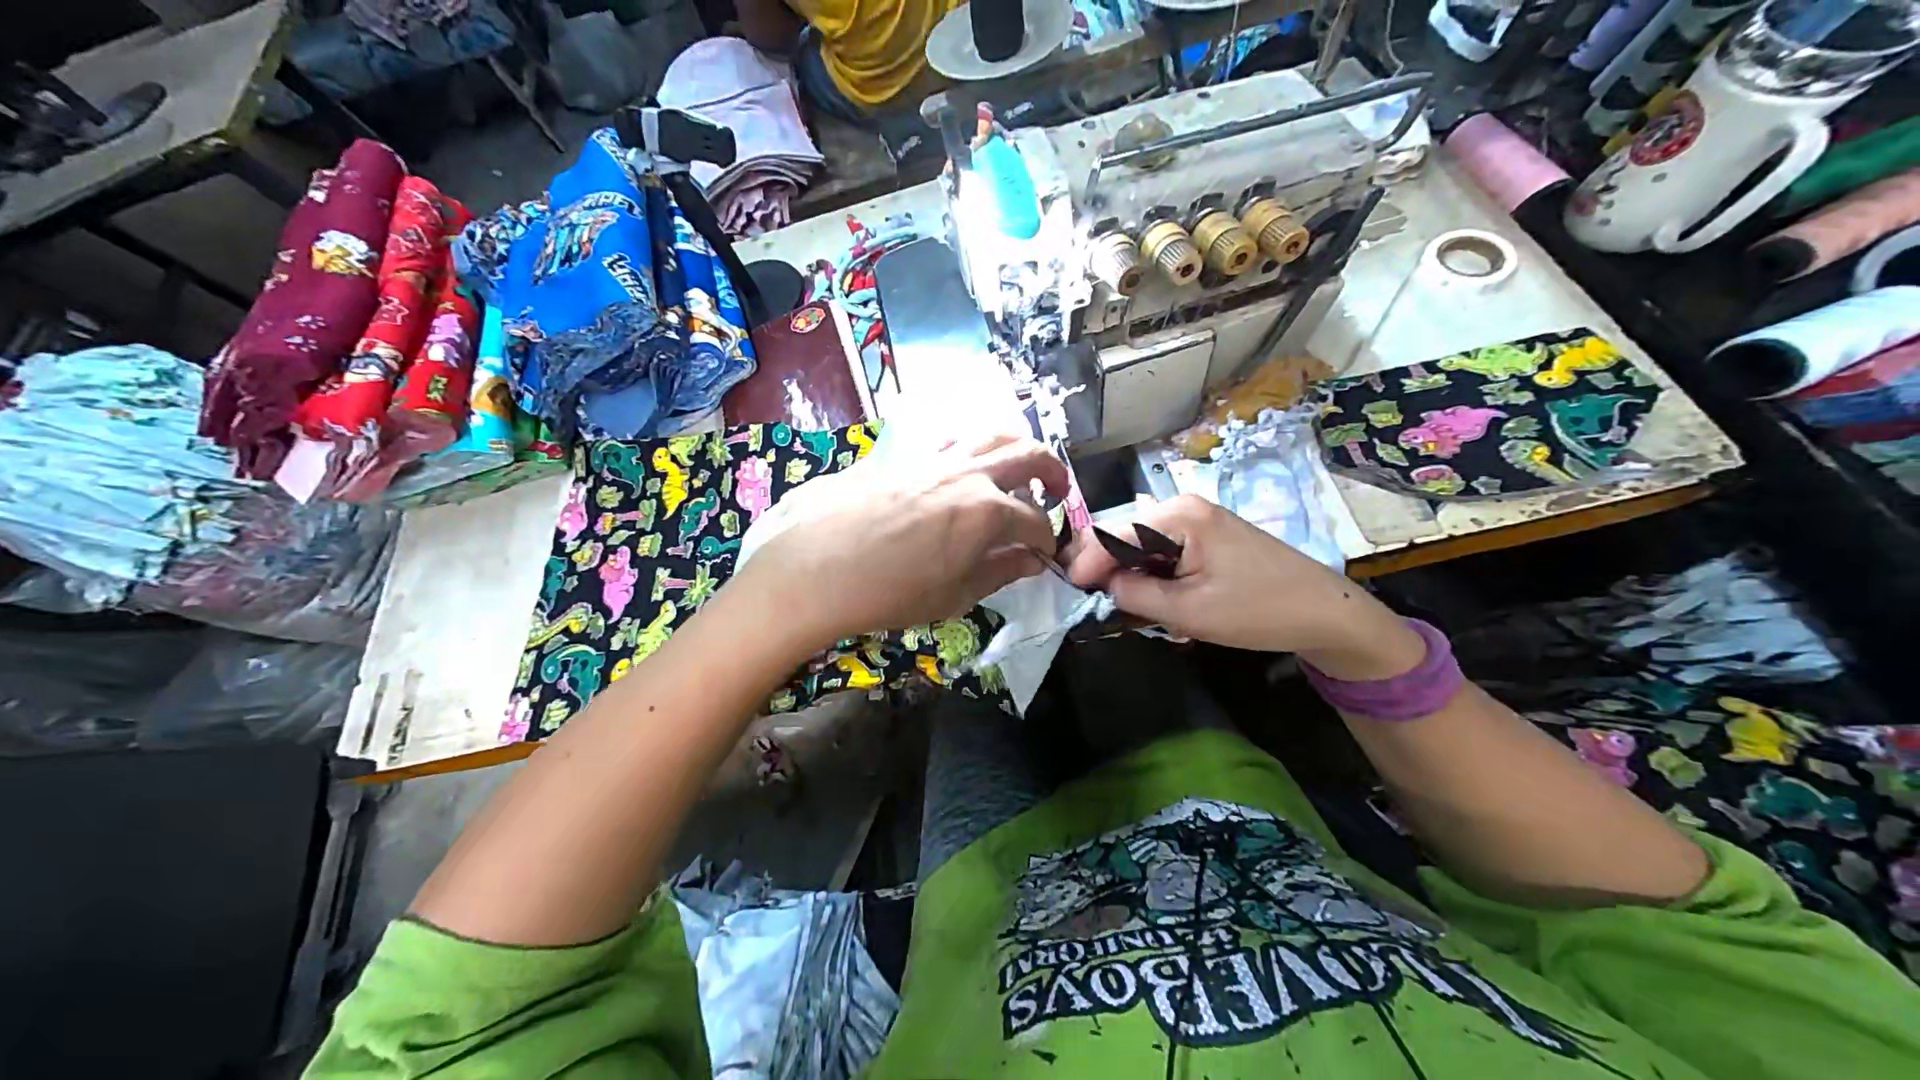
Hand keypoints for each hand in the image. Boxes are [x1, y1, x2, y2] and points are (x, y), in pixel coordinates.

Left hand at [740, 434, 1068, 645]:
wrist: (816, 569)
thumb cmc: (889, 593)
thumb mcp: (955, 595)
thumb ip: (1000, 571)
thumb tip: (1032, 560)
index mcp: (988, 511)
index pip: (1036, 522)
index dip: (1048, 541)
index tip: (1045, 557)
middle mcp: (969, 474)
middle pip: (1029, 455)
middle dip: (1054, 474)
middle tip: (1058, 495)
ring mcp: (936, 459)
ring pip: (992, 433)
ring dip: (1018, 447)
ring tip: (1020, 468)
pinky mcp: (907, 457)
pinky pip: (953, 439)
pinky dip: (974, 447)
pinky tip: (966, 468)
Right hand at [1065, 495, 1423, 677]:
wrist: (1325, 613)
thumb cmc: (1257, 610)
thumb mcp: (1187, 611)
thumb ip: (1134, 594)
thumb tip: (1105, 585)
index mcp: (1178, 515)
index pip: (1114, 533)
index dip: (1088, 562)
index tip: (1070, 589)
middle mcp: (1184, 506)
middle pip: (1126, 535)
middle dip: (1109, 568)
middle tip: (1098, 602)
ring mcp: (1199, 518)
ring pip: (1143, 545)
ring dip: (1133, 575)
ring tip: (1130, 607)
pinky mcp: (1209, 535)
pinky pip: (1165, 550)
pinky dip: (1155, 574)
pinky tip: (1160, 599)